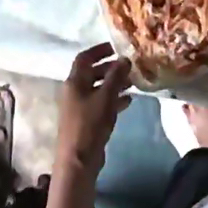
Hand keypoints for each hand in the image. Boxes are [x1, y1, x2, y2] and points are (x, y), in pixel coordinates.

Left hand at [56, 43, 130, 179]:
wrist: (78, 159)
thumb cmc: (90, 124)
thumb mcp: (105, 98)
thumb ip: (115, 77)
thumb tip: (124, 58)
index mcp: (74, 82)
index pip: (84, 58)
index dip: (99, 50)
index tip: (116, 47)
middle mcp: (74, 91)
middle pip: (92, 73)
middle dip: (110, 68)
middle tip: (129, 66)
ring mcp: (79, 106)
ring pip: (98, 88)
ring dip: (113, 83)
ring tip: (133, 82)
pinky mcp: (86, 120)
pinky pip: (100, 103)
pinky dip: (113, 99)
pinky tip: (128, 101)